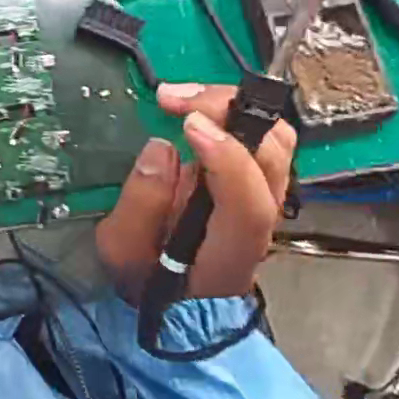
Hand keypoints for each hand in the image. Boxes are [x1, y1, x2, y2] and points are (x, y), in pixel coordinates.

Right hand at [94, 82, 296, 300]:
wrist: (174, 299)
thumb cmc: (146, 280)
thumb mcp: (122, 252)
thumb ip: (139, 206)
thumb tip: (160, 149)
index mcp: (230, 252)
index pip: (248, 203)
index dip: (226, 157)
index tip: (188, 123)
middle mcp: (261, 223)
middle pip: (275, 158)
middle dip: (231, 113)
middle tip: (176, 98)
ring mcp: (263, 199)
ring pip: (276, 141)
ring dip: (233, 108)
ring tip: (181, 99)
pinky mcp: (253, 182)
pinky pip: (259, 140)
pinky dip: (232, 115)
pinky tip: (193, 110)